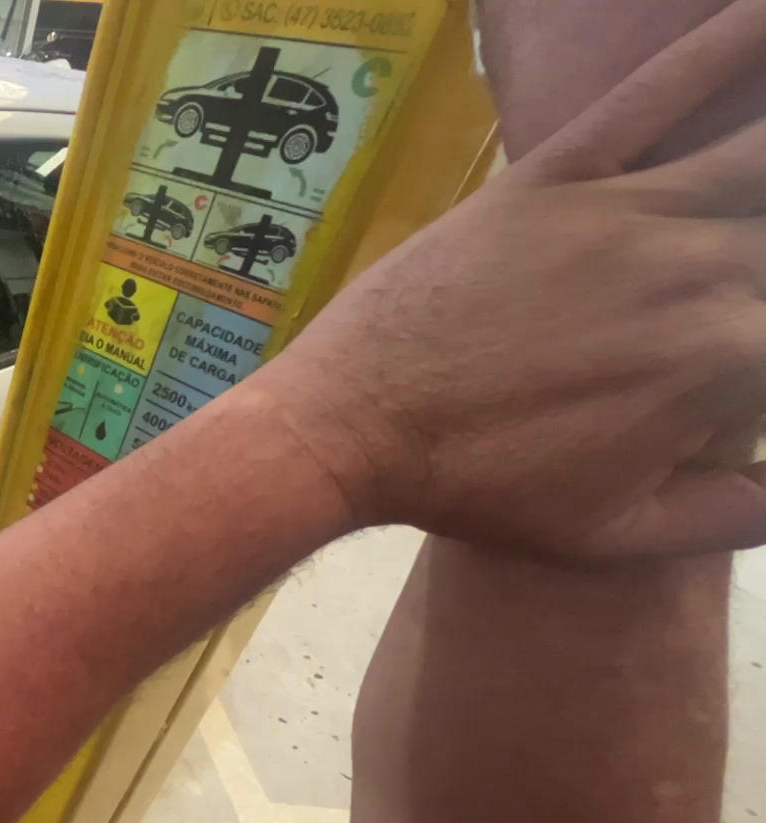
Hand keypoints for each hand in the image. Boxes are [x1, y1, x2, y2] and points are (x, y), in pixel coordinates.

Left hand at [247, 11, 765, 559]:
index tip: (742, 337)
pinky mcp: (538, 189)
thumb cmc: (459, 489)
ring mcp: (620, 218)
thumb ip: (734, 512)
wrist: (338, 436)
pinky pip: (649, 97)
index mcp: (737, 358)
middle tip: (732, 274)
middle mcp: (706, 271)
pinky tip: (761, 13)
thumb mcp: (603, 533)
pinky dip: (724, 46)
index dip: (763, 337)